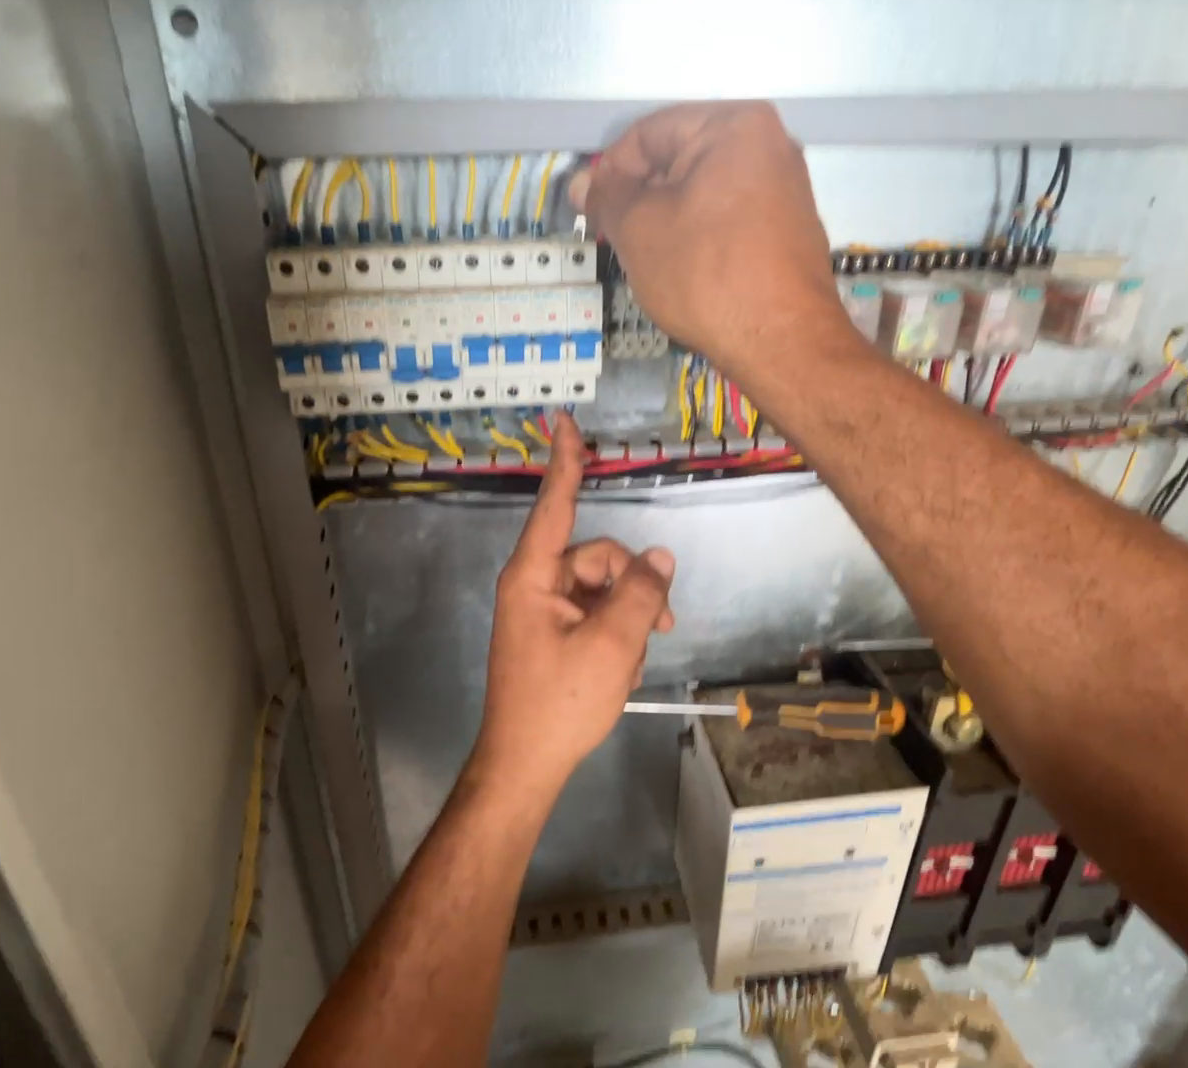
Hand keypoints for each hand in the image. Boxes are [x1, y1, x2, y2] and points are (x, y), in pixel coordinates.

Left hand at [473, 414, 676, 792]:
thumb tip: (661, 556)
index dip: (565, 463)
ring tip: (634, 658)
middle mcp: (535, 586)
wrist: (526, 763)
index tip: (565, 422)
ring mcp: (543, 612)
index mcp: (532, 577)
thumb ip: (640, 593)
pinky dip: (614, 634)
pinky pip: (594, 615)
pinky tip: (621, 668)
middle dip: (632, 585)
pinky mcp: (553, 635)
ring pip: (602, 590)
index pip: (554, 506)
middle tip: (659, 625)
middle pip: (597, 558)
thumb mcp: (612, 646)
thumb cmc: (560, 702)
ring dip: (627, 616)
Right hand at [571, 102, 847, 369]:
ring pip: (702, 194)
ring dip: (666, 223)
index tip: (590, 210)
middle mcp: (769, 146)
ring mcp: (784, 190)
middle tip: (615, 239)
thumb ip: (607, 197)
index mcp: (734, 126)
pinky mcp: (787, 231)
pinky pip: (727, 220)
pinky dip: (698, 239)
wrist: (781, 341)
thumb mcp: (639, 230)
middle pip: (679, 161)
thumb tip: (585, 184)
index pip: (648, 132)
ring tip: (648, 261)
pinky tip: (684, 273)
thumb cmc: (706, 274)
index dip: (610, 170)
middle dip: (640, 199)